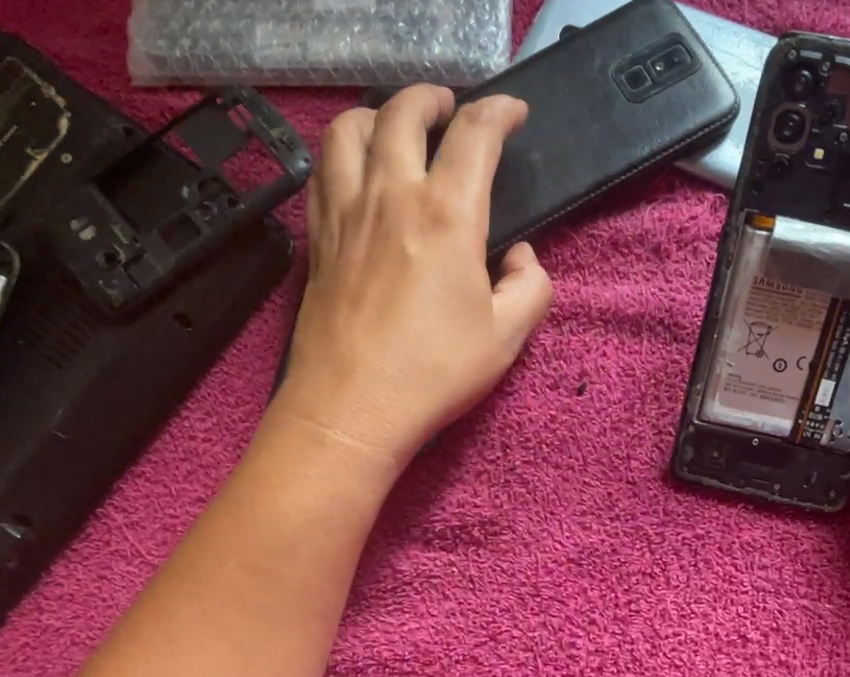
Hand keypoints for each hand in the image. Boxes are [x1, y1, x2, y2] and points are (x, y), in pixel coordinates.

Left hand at [271, 85, 552, 466]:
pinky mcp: (318, 237)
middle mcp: (391, 196)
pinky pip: (323, 169)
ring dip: (377, 113)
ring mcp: (346, 212)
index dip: (500, 112)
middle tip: (450, 109)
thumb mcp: (508, 337)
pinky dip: (342, 151)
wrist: (353, 406)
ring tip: (395, 128)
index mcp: (447, 215)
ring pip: (349, 128)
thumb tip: (521, 258)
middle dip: (432, 98)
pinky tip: (357, 171)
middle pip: (403, 112)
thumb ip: (531, 286)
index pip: (474, 134)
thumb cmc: (435, 372)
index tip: (513, 113)